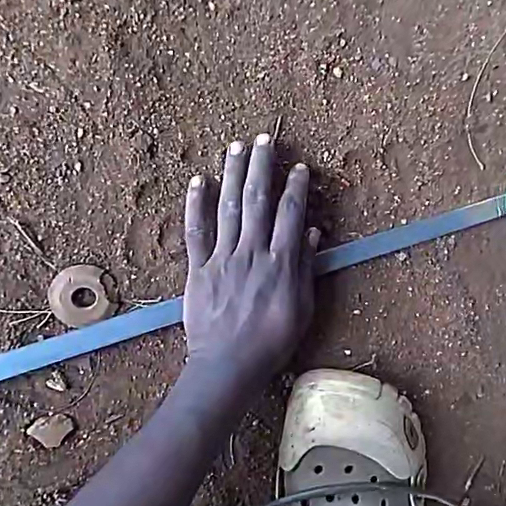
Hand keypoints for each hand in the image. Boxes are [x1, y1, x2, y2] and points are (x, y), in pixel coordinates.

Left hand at [182, 134, 317, 385]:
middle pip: (258, 200)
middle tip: (264, 139)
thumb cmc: (270, 342)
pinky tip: (200, 181)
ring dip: (233, 174)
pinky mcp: (198, 269)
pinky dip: (196, 205)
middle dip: (262, 166)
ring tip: (236, 146)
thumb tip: (310, 233)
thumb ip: (305, 268)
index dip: (295, 187)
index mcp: (280, 263)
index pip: (290, 213)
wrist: (227, 366)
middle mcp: (251, 252)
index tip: (298, 167)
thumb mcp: (301, 309)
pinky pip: (196, 231)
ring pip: (228, 207)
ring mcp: (222, 258)